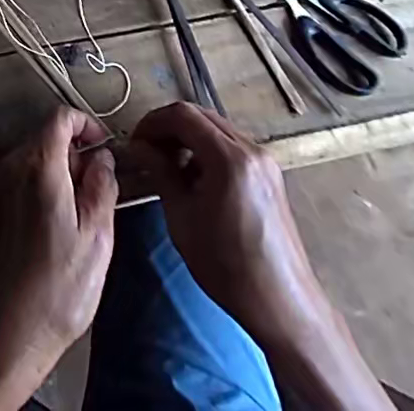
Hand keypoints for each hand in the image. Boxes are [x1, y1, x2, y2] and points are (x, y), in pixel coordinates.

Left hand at [0, 107, 117, 409]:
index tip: (104, 146)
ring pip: (34, 158)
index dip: (87, 124)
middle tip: (97, 188)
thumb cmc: (56, 289)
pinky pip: (20, 179)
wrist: (4, 338)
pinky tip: (55, 223)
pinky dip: (41, 186)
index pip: (61, 117)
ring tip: (79, 212)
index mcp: (39, 168)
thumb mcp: (98, 234)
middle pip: (47, 137)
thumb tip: (102, 159)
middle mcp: (10, 170)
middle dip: (76, 152)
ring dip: (60, 171)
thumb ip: (103, 184)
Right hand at [130, 103, 393, 410]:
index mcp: (230, 158)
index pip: (184, 115)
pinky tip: (195, 177)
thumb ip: (161, 173)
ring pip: (218, 128)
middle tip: (147, 150)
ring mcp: (264, 157)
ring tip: (168, 166)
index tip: (135, 141)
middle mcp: (251, 147)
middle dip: (170, 127)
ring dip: (190, 137)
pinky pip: (233, 144)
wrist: (278, 298)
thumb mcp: (182, 218)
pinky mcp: (269, 170)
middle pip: (203, 115)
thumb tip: (140, 147)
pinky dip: (209, 149)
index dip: (154, 122)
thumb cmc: (225, 265)